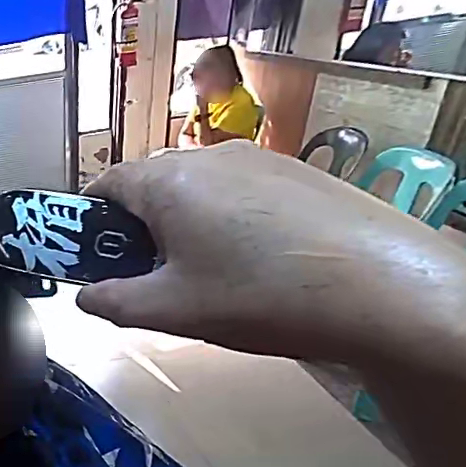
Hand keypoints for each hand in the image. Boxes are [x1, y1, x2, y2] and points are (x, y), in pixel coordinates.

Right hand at [77, 141, 465, 369]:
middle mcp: (208, 155)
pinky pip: (242, 190)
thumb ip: (116, 302)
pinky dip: (230, 219)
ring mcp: (259, 158)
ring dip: (187, 223)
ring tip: (215, 273)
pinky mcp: (298, 171)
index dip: (91, 221)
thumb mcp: (174, 311)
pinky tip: (262, 260)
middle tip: (159, 277)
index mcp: (167, 180)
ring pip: (199, 187)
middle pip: (153, 184)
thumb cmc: (258, 296)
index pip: (105, 183)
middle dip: (141, 227)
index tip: (100, 260)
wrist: (381, 285)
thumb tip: (84, 296)